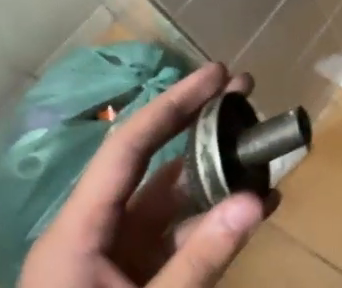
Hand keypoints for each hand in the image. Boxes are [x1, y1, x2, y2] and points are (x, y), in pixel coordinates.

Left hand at [22, 63, 272, 287]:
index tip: (220, 73)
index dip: (175, 103)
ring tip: (264, 151)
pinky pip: (176, 236)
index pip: (129, 146)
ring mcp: (111, 258)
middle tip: (248, 89)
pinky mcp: (129, 281)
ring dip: (218, 174)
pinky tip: (255, 208)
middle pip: (151, 163)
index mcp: (76, 232)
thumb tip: (258, 199)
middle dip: (201, 125)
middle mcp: (92, 233)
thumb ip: (199, 261)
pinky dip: (215, 219)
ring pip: (171, 199)